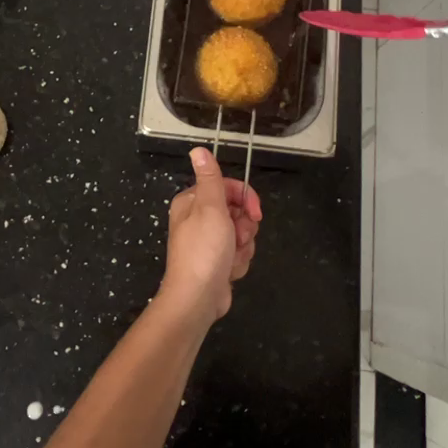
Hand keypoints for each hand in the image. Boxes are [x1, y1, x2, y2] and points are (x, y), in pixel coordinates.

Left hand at [160, 147, 261, 322]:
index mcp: (192, 202)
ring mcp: (208, 242)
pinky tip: (229, 271)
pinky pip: (238, 253)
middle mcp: (198, 219)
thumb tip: (198, 149)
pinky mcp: (216, 262)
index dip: (245, 199)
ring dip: (242, 247)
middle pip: (237, 211)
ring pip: (241, 234)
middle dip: (243, 228)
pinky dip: (238, 262)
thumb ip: (210, 178)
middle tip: (236, 238)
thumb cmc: (204, 250)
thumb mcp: (210, 208)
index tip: (255, 214)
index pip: (227, 188)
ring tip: (231, 258)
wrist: (197, 298)